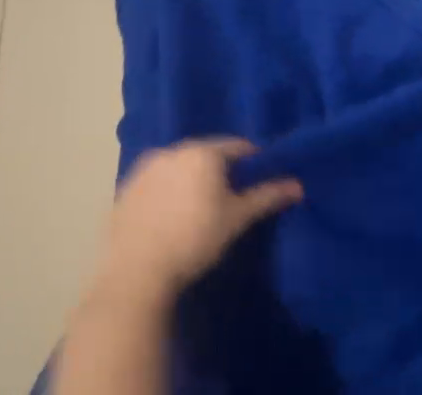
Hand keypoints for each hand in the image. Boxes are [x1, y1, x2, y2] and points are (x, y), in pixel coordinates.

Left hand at [94, 138, 302, 303]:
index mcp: (202, 152)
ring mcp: (142, 172)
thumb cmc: (194, 239)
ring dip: (191, 179)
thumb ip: (268, 196)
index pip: (238, 146)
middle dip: (219, 170)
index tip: (258, 181)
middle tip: (230, 196)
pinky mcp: (122, 193)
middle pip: (206, 154)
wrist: (135, 276)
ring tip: (198, 209)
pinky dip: (166, 192)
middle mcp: (171, 152)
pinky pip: (155, 184)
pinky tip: (169, 218)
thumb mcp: (237, 218)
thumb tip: (298, 185)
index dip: (252, 162)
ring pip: (178, 168)